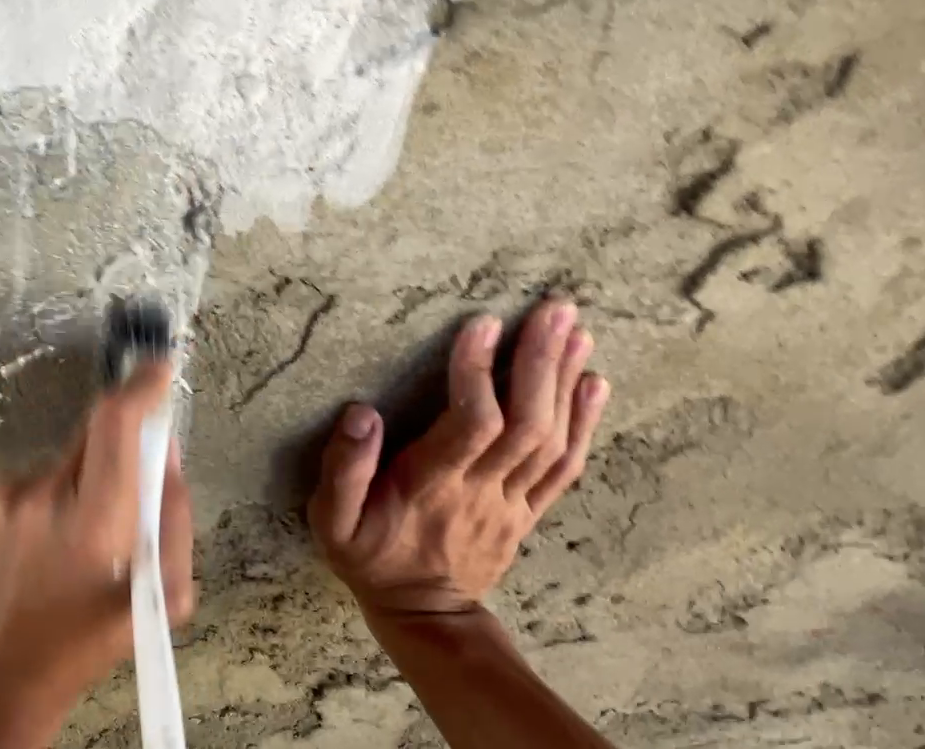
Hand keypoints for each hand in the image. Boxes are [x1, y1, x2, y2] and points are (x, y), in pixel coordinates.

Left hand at [0, 359, 194, 743]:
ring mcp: (11, 492)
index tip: (158, 366)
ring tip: (82, 537)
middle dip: (120, 445)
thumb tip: (165, 453)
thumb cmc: (86, 640)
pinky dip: (56, 493)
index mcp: (96, 522)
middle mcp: (47, 494)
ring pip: (68, 458)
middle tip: (129, 491)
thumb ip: (174, 519)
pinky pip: (40, 475)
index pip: (115, 425)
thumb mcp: (160, 599)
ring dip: (86, 479)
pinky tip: (49, 539)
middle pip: (94, 434)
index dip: (140, 388)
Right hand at [309, 297, 609, 617]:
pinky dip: (586, 423)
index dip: (478, 373)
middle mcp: (481, 491)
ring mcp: (511, 502)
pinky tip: (594, 383)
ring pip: (551, 440)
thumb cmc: (368, 557)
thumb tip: (360, 413)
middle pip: (525, 424)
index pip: (469, 424)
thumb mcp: (331, 520)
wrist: (423, 615)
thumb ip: (342, 468)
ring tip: (574, 329)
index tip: (482, 323)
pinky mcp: (527, 509)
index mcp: (431, 486)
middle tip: (553, 309)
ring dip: (564, 381)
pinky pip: (566, 466)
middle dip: (539, 362)